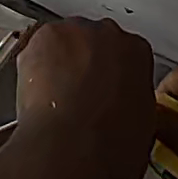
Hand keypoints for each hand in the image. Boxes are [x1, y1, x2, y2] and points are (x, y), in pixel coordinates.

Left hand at [14, 17, 157, 178]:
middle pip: (92, 38)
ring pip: (63, 40)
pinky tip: (37, 89)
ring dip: (59, 59)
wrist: (76, 147)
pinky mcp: (45, 37)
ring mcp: (74, 32)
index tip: (102, 82)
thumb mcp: (141, 120)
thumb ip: (131, 96)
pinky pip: (38, 46)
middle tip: (76, 89)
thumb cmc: (109, 143)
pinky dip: (35, 63)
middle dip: (84, 59)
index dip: (110, 70)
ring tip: (54, 92)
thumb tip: (119, 102)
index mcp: (136, 51)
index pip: (123, 50)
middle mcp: (108, 33)